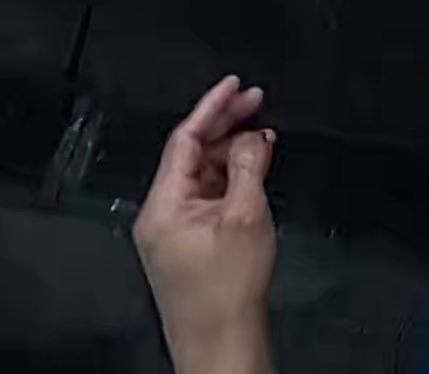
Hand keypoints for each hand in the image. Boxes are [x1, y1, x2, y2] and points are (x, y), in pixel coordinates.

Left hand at [134, 75, 276, 373]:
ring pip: (205, 169)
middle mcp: (164, 212)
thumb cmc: (228, 285)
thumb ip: (249, 165)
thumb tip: (253, 135)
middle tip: (256, 99)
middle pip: (194, 151)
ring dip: (235, 148)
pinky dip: (236, 172)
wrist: (222, 344)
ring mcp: (178, 225)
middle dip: (226, 123)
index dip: (211, 106)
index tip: (233, 84)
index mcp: (164, 205)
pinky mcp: (193, 237)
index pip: (185, 139)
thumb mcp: (245, 214)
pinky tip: (258, 161)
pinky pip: (212, 189)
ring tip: (264, 132)